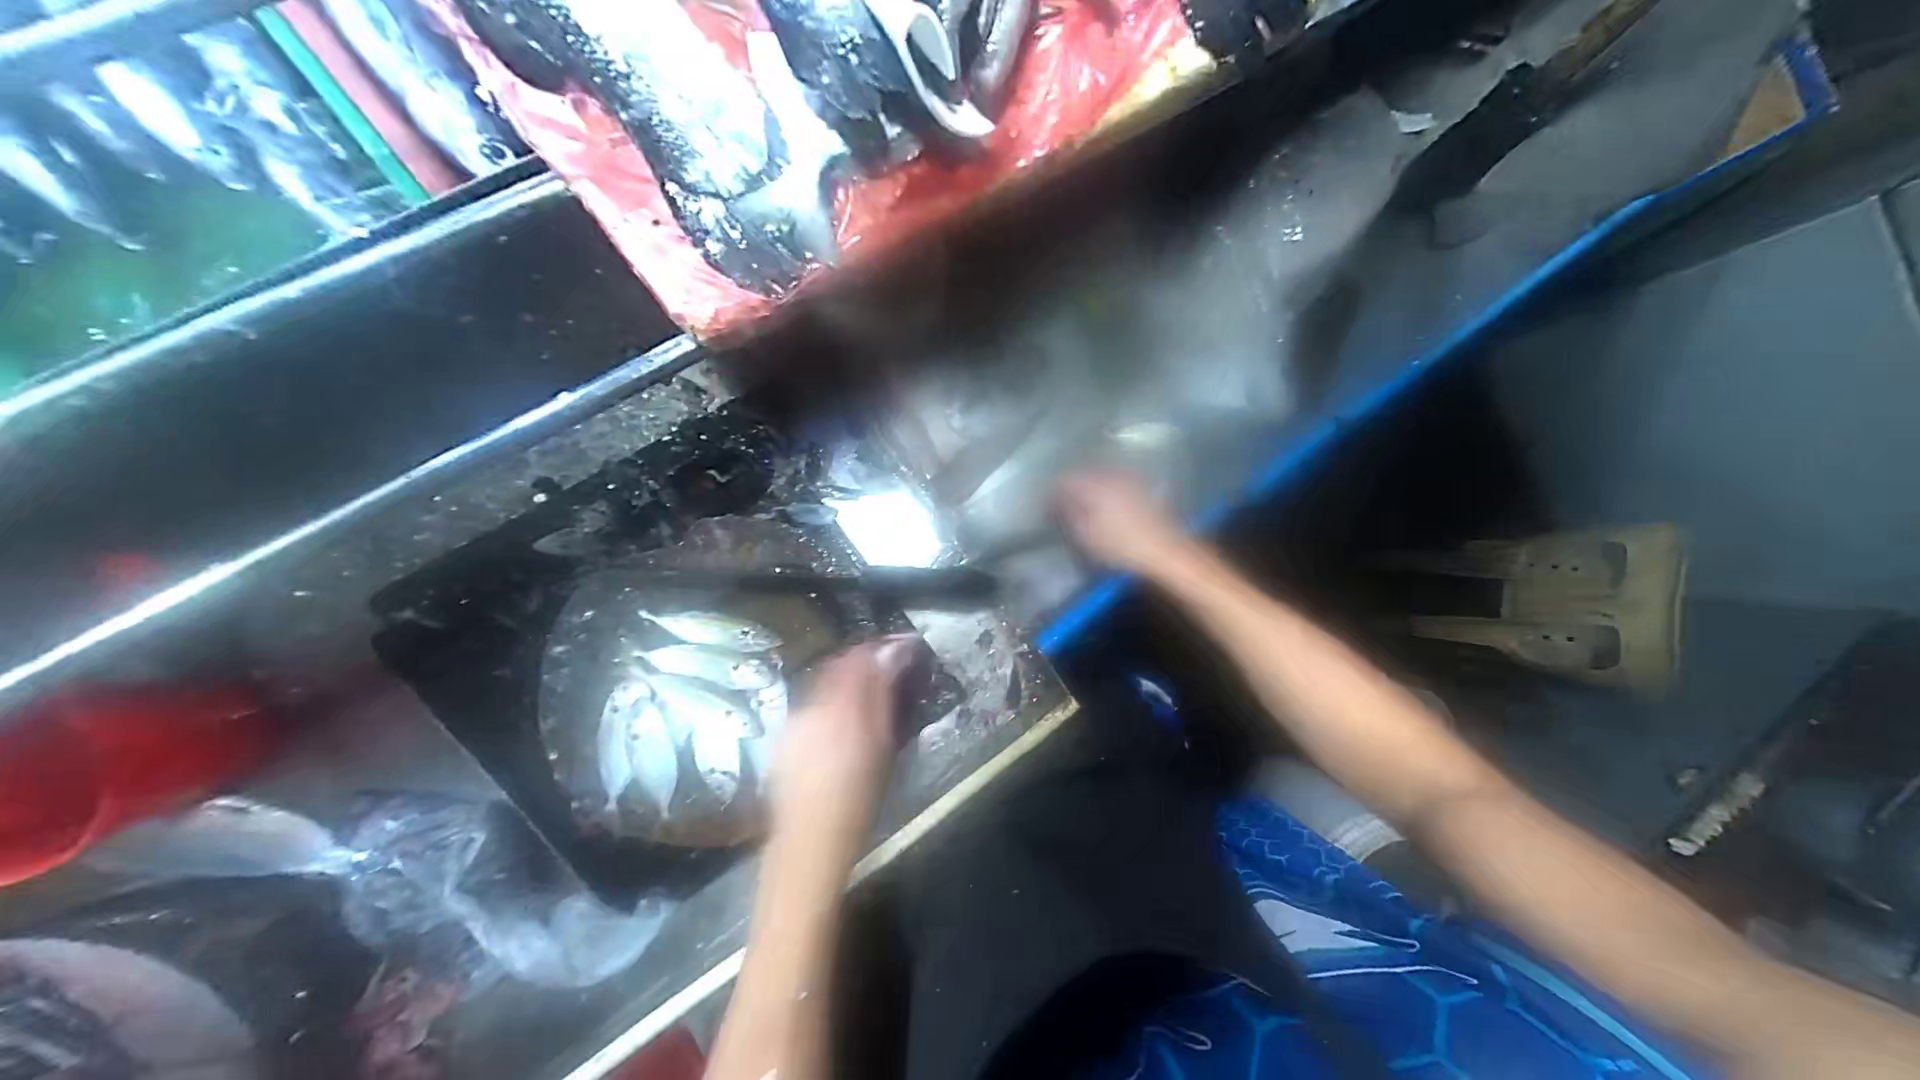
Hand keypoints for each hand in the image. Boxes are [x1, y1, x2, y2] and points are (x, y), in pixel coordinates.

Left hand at [769, 637, 918, 844]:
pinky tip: (844, 714)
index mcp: (841, 706)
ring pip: (825, 681)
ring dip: (850, 676)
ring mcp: (795, 718)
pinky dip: (832, 697)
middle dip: (868, 659)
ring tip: (872, 687)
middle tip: (893, 664)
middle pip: (841, 664)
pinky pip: (812, 700)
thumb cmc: (859, 801)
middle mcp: (812, 703)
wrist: (810, 843)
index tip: (908, 646)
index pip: (863, 657)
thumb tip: (897, 655)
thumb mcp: (883, 748)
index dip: (887, 647)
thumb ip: (886, 696)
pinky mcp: (785, 734)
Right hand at [1054, 469, 1194, 573]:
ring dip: (1089, 491)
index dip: (1052, 495)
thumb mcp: (1086, 536)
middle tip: (1063, 510)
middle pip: (1082, 476)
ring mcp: (1130, 480)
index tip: (1047, 510)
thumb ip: (1069, 514)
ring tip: (1084, 511)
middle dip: (1071, 491)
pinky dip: (1106, 494)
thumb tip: (1058, 502)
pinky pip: (1116, 485)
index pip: (1064, 481)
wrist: (1166, 550)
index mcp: (1094, 485)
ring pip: (1100, 479)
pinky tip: (1107, 510)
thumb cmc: (1121, 546)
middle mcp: (1111, 475)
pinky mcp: (1144, 488)